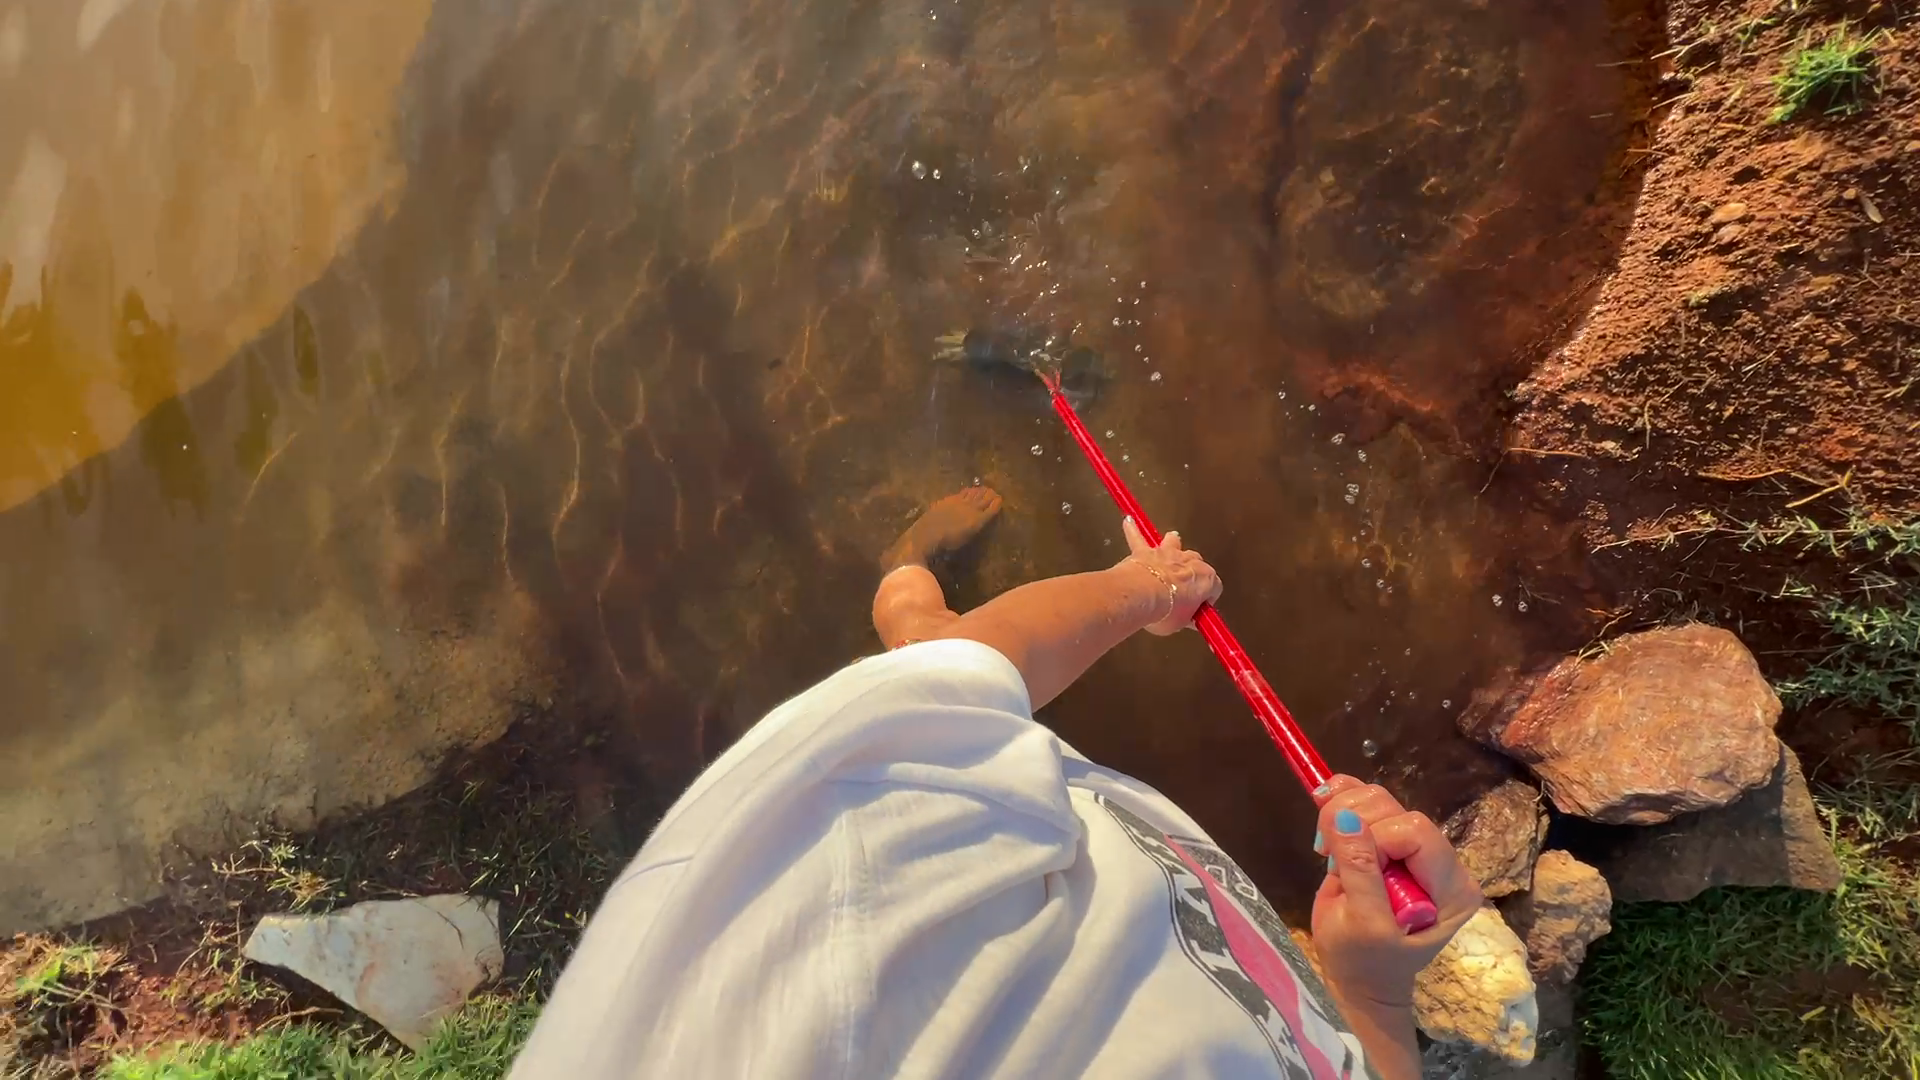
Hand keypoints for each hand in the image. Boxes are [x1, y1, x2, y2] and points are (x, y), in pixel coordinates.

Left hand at [1115, 516, 1221, 635]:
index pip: (1213, 588)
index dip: (1205, 598)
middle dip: (1189, 573)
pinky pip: (1138, 538)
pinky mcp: (1145, 552)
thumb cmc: (1168, 611)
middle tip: (1180, 588)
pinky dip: (1133, 530)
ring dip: (1172, 545)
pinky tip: (1127, 521)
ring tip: (1170, 542)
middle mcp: (1190, 561)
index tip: (1197, 608)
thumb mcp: (1182, 623)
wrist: (1142, 596)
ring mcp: (1167, 553)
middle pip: (1195, 564)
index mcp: (1207, 579)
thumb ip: (1187, 617)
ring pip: (1173, 543)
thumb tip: (1190, 620)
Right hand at [1310, 776, 1481, 1011]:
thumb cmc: (1365, 959)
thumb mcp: (1364, 922)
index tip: (1348, 870)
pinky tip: (1324, 818)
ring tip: (1327, 849)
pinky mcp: (1383, 838)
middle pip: (1392, 807)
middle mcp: (1437, 861)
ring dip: (1339, 813)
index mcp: (1450, 885)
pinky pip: (1361, 798)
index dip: (1375, 840)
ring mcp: (1409, 848)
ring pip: (1374, 798)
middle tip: (1327, 855)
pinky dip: (1336, 799)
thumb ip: (1360, 869)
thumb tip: (1344, 817)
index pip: (1414, 831)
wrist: (1357, 975)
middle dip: (1351, 822)